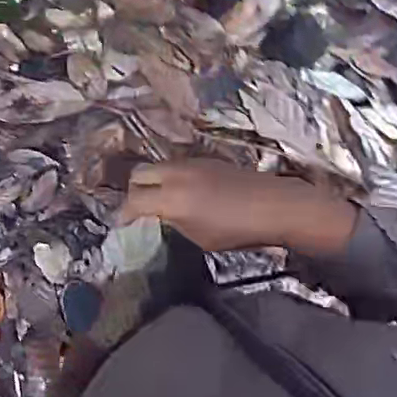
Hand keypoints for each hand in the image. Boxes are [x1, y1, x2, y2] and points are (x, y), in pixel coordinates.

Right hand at [120, 160, 358, 256]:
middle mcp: (174, 175)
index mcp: (171, 199)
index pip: (133, 201)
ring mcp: (189, 163)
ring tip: (158, 199)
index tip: (122, 222)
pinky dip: (169, 176)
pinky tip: (182, 192)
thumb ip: (175, 222)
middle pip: (139, 174)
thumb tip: (164, 215)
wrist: (274, 205)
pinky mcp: (203, 159)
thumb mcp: (201, 238)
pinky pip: (174, 165)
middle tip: (137, 207)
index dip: (124, 213)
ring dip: (151, 181)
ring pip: (157, 166)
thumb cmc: (239, 231)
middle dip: (133, 190)